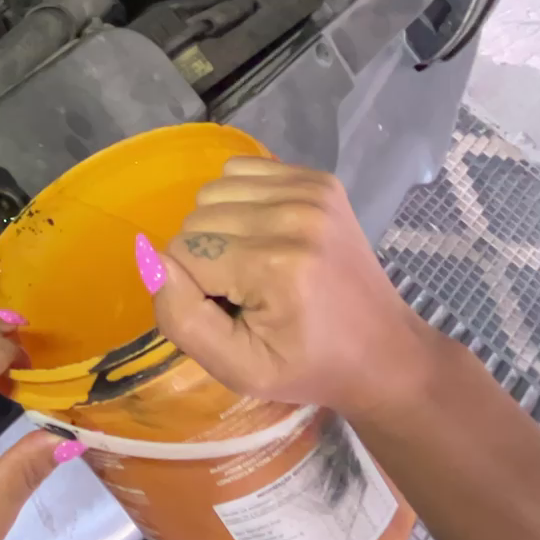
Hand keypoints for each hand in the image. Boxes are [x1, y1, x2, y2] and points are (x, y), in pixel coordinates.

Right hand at [136, 156, 441, 417]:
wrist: (385, 352)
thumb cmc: (307, 366)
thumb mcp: (238, 368)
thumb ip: (183, 318)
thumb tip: (155, 260)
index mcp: (275, 266)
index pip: (181, 253)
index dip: (192, 287)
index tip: (230, 313)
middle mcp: (293, 216)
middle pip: (195, 218)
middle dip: (203, 256)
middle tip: (242, 291)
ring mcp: (310, 191)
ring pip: (212, 192)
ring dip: (218, 226)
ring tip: (251, 261)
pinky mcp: (318, 179)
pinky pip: (239, 170)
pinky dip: (237, 199)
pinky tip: (263, 232)